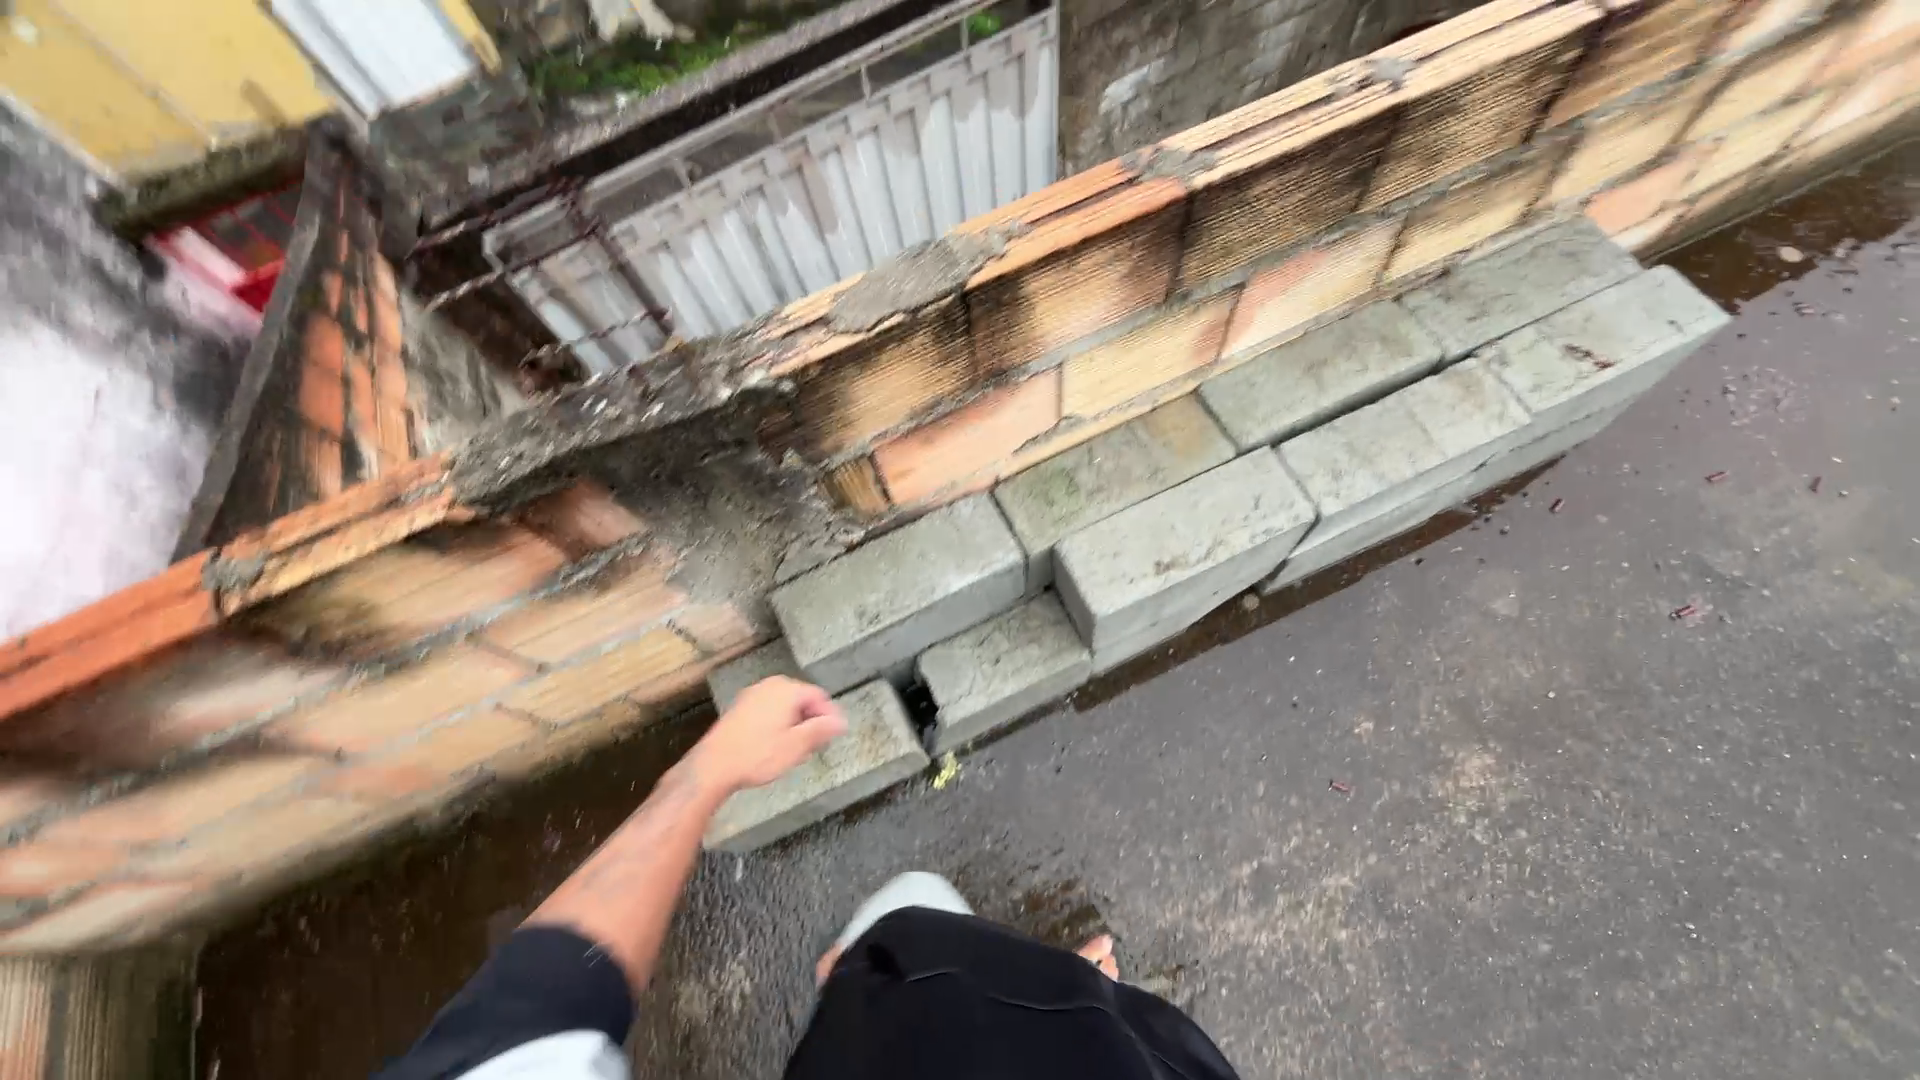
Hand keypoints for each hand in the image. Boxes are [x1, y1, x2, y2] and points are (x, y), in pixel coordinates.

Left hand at [695, 676, 846, 794]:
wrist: (713, 767)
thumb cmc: (758, 755)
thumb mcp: (797, 746)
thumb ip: (821, 730)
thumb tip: (841, 722)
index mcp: (787, 690)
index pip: (820, 697)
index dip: (830, 716)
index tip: (835, 736)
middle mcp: (770, 686)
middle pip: (802, 700)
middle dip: (811, 721)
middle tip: (815, 746)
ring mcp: (752, 695)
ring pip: (785, 706)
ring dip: (795, 724)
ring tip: (796, 750)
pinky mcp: (740, 708)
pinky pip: (769, 710)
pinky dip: (778, 724)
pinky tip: (775, 746)